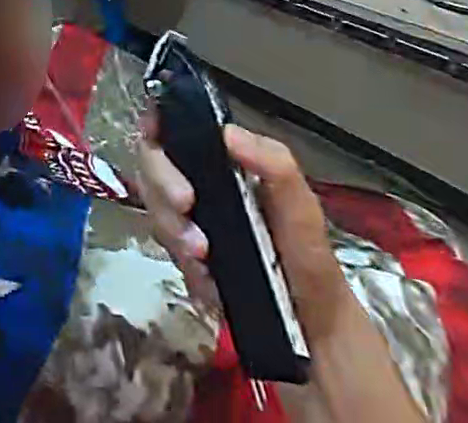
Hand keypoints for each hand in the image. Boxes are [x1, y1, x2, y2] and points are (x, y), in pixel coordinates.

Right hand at [140, 122, 426, 421]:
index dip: (156, 126)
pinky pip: (168, 255)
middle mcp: (206, 185)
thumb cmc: (311, 265)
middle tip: (186, 206)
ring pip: (156, 210)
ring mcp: (195, 223)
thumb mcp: (303, 210)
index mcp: (230, 163)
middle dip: (163, 185)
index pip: (178, 130)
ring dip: (173, 229)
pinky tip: (208, 281)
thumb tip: (226, 132)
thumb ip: (274, 165)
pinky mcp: (190, 261)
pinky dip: (183, 266)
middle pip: (154, 166)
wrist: (312, 341)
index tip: (155, 137)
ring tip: (204, 256)